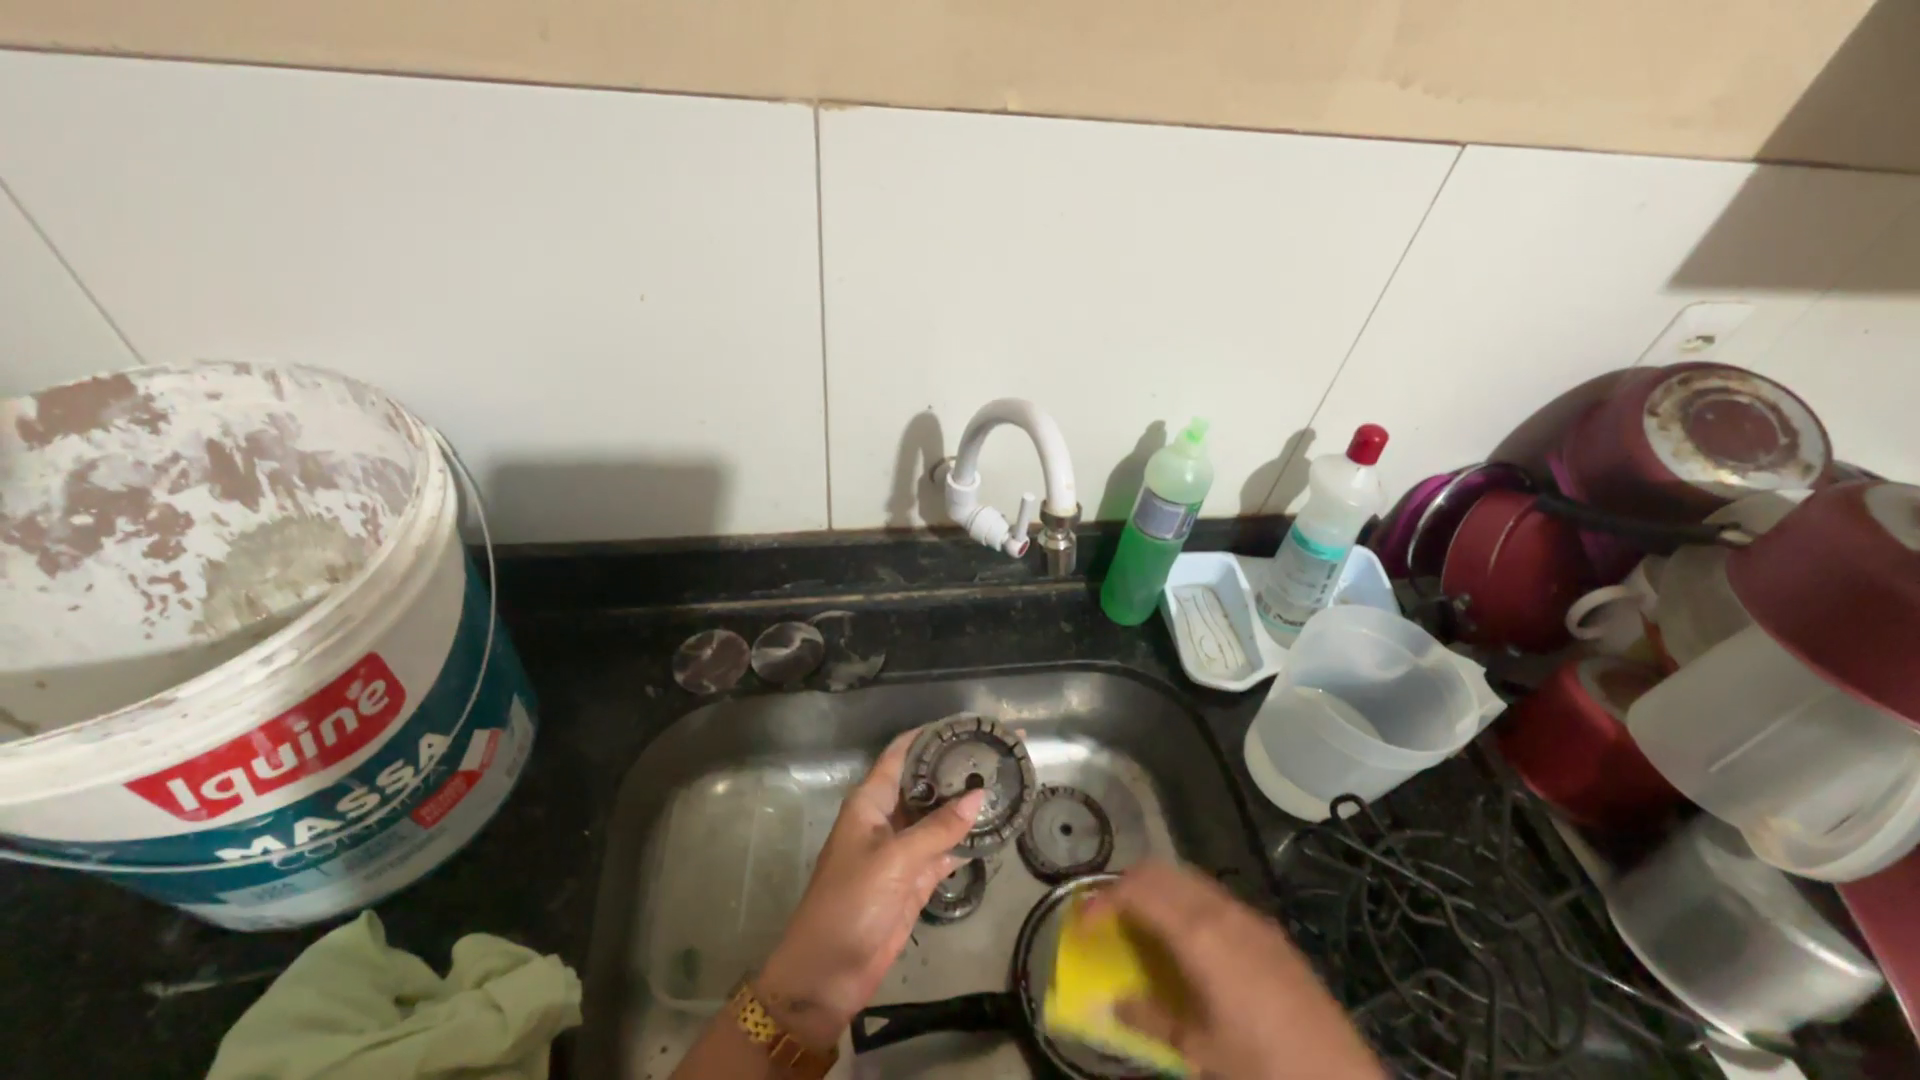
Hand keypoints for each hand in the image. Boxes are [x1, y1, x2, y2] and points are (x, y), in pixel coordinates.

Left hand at [755, 728, 986, 1049]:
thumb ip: (937, 829)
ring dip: (965, 806)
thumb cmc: (849, 904)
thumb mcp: (893, 861)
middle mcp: (886, 819)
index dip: (929, 736)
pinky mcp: (913, 881)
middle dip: (955, 770)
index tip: (967, 723)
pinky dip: (966, 843)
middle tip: (999, 754)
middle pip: (924, 784)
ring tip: (1006, 785)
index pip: (901, 754)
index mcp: (870, 803)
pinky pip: (944, 852)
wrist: (827, 973)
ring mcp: (901, 851)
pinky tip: (994, 831)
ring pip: (938, 818)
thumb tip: (978, 796)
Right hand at [1085, 859, 1383, 1079]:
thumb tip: (1112, 1003)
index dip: (1101, 899)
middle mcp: (1224, 912)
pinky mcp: (1273, 934)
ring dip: (1159, 892)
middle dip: (1127, 886)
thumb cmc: (1261, 1066)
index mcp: (1199, 934)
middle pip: (1162, 872)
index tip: (1082, 921)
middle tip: (1108, 919)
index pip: (1136, 890)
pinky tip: (1190, 946)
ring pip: (1191, 880)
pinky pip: (1217, 900)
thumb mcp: (1197, 1049)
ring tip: (1143, 929)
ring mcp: (1253, 919)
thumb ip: (1149, 1017)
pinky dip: (1189, 905)